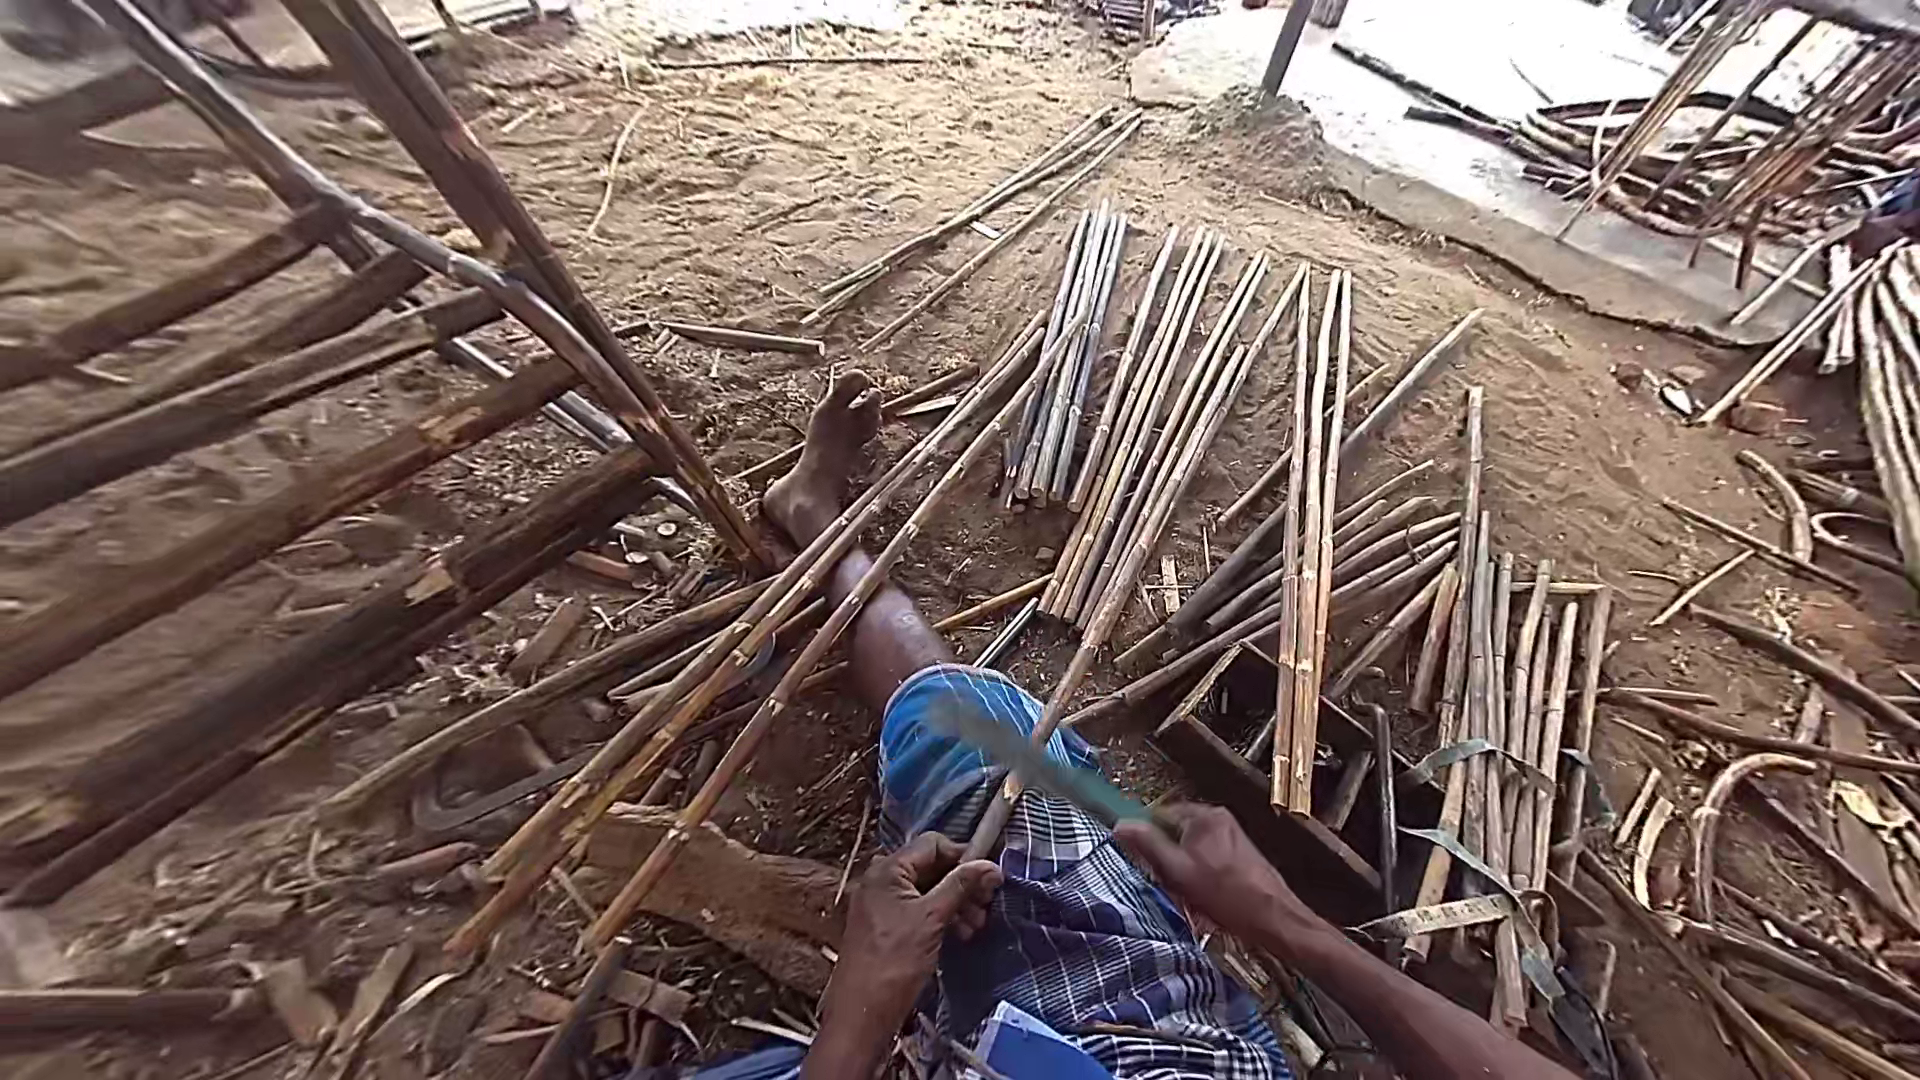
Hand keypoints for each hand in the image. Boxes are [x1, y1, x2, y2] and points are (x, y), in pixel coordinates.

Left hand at [824, 833, 1002, 1028]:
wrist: (859, 1020)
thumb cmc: (895, 963)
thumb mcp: (932, 919)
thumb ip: (961, 886)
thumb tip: (991, 864)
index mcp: (888, 869)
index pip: (933, 844)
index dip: (962, 856)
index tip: (987, 878)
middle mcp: (882, 879)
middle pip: (931, 867)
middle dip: (961, 883)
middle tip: (987, 904)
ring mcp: (882, 903)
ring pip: (927, 890)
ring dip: (955, 902)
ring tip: (977, 924)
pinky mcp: (885, 926)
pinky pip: (918, 909)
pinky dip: (940, 917)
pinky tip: (961, 934)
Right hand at [1115, 804, 1326, 958]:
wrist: (1278, 921)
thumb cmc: (1226, 895)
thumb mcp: (1179, 871)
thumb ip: (1147, 845)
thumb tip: (1119, 824)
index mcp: (1202, 814)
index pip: (1159, 815)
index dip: (1150, 840)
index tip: (1151, 866)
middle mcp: (1218, 816)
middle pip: (1176, 831)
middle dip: (1170, 857)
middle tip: (1172, 883)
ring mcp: (1232, 833)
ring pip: (1192, 847)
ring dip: (1185, 869)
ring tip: (1191, 895)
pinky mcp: (1242, 852)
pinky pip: (1209, 856)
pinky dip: (1202, 874)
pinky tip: (1208, 898)